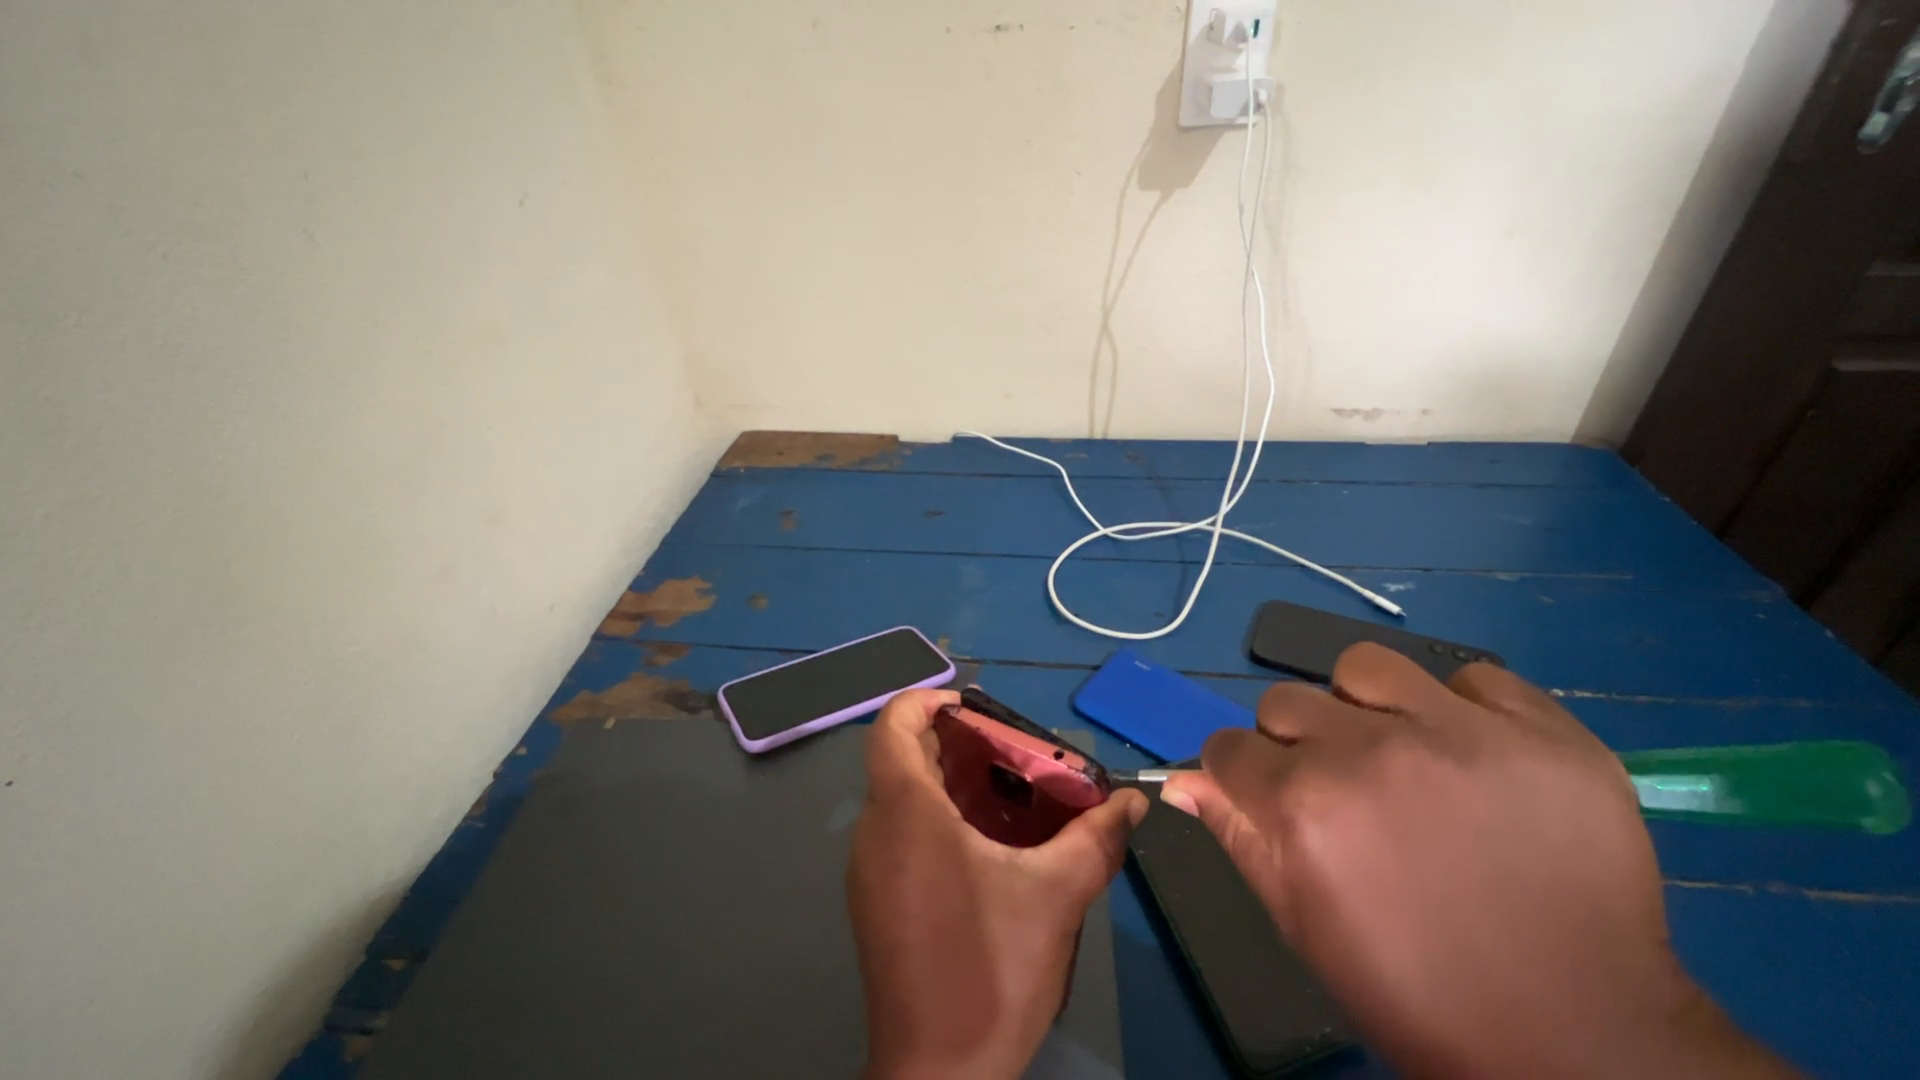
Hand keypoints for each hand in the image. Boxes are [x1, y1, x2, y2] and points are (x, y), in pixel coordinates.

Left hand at [847, 688, 1148, 1079]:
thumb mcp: (1057, 896)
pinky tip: (983, 849)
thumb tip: (1132, 803)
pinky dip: (931, 820)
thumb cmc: (992, 968)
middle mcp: (874, 832)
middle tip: (1006, 753)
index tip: (974, 708)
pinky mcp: (873, 904)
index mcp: (905, 813)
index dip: (926, 701)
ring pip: (897, 800)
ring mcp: (867, 872)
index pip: (892, 724)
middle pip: (897, 759)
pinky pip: (896, 835)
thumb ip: (1097, 839)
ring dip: (941, 784)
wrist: (938, 1071)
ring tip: (1004, 796)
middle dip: (947, 743)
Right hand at [1162, 644, 1796, 1078]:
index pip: (1228, 747)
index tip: (1266, 800)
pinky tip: (1475, 758)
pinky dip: (1462, 708)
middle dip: (1294, 743)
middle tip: (1339, 791)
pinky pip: (1475, 677)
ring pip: (1366, 667)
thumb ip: (1237, 836)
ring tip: (1399, 753)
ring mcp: (1461, 732)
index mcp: (1302, 804)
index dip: (1241, 776)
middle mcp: (1369, 751)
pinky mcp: (1542, 731)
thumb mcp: (1301, 924)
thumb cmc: (1412, 988)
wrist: (1573, 1036)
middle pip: (1285, 702)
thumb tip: (1184, 781)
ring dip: (1364, 705)